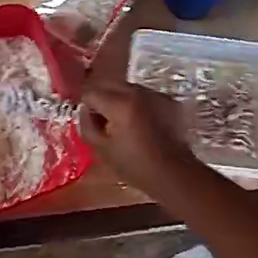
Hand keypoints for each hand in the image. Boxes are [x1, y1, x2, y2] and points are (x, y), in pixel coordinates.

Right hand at [79, 81, 201, 192]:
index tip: (84, 116)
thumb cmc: (135, 166)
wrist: (174, 174)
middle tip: (98, 117)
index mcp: (120, 104)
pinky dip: (137, 103)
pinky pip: (145, 95)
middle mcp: (138, 93)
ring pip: (128, 87)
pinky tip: (138, 122)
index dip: (83, 103)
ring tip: (119, 120)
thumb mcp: (102, 150)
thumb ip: (87, 126)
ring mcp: (156, 95)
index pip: (91, 92)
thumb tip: (84, 111)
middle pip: (110, 83)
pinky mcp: (169, 101)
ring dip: (118, 98)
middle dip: (100, 96)